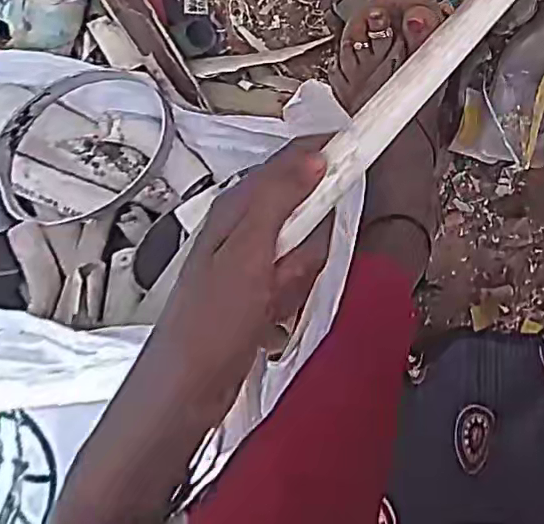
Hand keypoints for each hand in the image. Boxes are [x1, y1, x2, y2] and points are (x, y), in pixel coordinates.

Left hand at [148, 140, 333, 416]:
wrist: (183, 394)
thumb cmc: (208, 323)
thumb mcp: (248, 252)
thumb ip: (280, 199)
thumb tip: (314, 157)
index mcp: (238, 204)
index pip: (291, 158)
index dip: (326, 150)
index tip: (359, 150)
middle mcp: (245, 222)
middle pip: (304, 203)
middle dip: (313, 233)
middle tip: (297, 260)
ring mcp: (253, 255)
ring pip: (305, 242)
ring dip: (302, 269)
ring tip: (278, 293)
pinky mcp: (260, 285)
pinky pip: (297, 273)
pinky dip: (295, 290)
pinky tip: (275, 310)